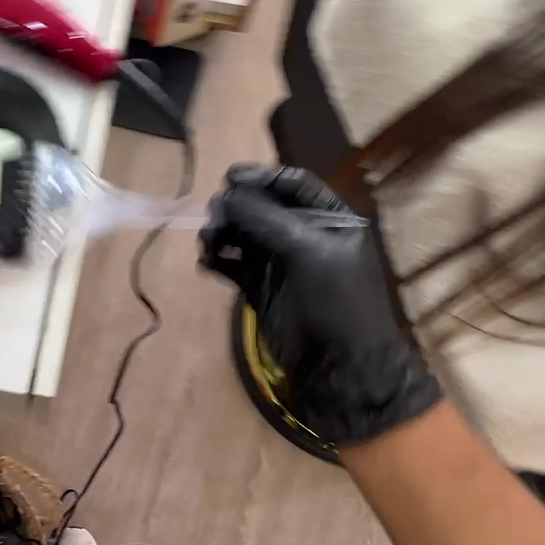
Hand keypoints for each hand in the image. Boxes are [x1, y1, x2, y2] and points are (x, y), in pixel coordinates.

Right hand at [199, 164, 440, 445]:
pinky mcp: (261, 291)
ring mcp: (281, 265)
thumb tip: (227, 196)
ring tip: (207, 241)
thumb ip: (267, 220)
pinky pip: (234, 267)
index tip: (228, 178)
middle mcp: (306, 237)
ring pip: (244, 238)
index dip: (262, 178)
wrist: (338, 366)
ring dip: (224, 234)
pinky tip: (206, 262)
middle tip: (212, 215)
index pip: (294, 186)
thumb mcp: (308, 252)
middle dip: (237, 208)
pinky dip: (219, 262)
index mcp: (331, 220)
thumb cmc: (335, 302)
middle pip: (263, 210)